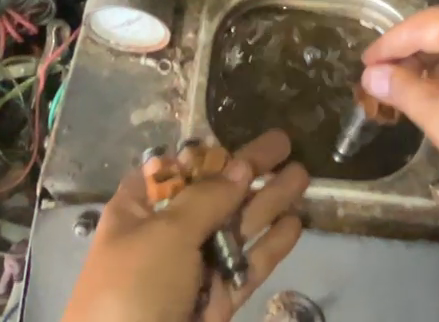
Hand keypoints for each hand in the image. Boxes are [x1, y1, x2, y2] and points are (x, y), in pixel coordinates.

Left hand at [61, 129, 308, 321]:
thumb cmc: (135, 286)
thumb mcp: (165, 233)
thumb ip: (207, 198)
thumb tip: (240, 165)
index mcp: (138, 211)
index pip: (175, 170)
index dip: (207, 153)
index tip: (237, 136)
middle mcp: (166, 235)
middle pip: (214, 193)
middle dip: (249, 169)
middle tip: (286, 143)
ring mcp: (194, 271)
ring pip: (236, 227)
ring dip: (268, 200)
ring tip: (303, 175)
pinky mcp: (217, 303)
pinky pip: (246, 266)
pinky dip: (270, 246)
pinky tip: (296, 224)